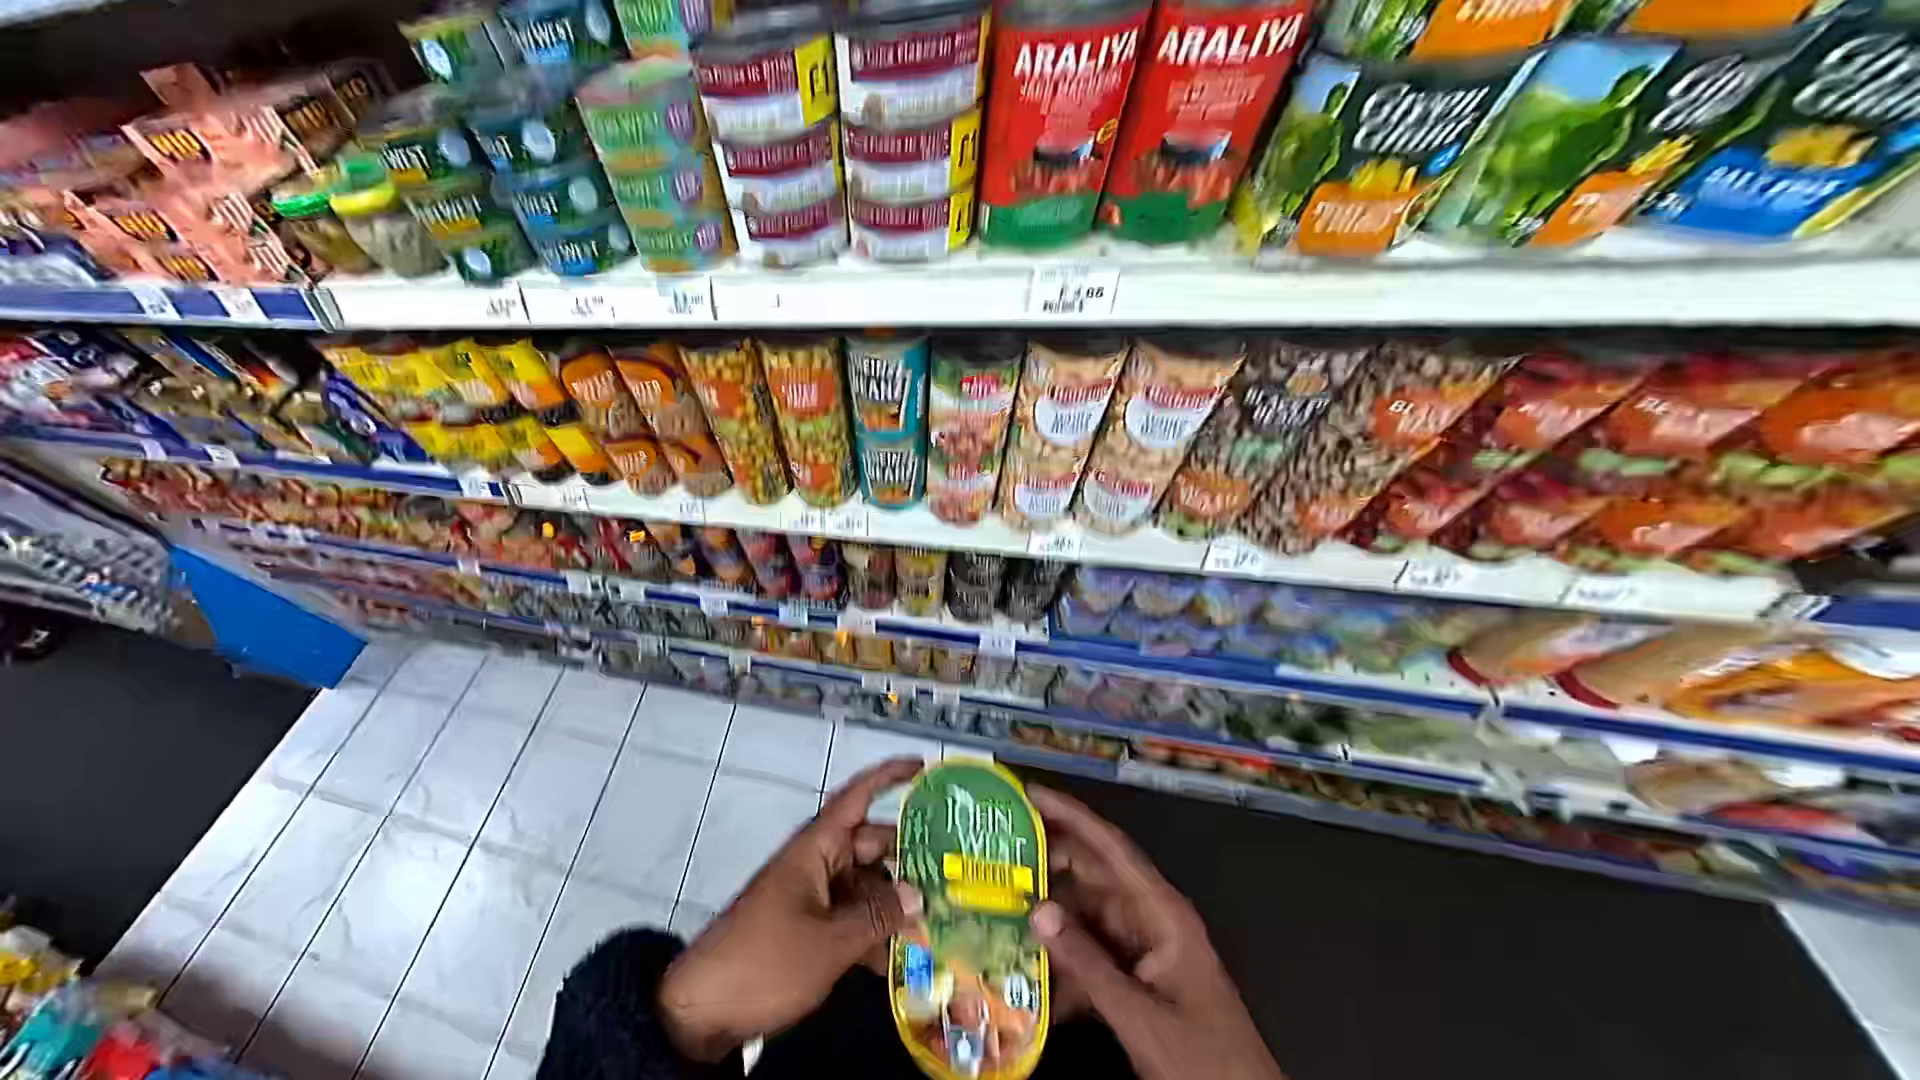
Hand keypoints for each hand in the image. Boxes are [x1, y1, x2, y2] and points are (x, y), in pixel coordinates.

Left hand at [658, 757, 923, 1062]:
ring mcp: (811, 896)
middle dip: (908, 859)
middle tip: (951, 873)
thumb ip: (878, 916)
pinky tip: (899, 958)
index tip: (922, 767)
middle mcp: (817, 863)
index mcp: (816, 849)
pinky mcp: (806, 928)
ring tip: (935, 922)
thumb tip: (918, 894)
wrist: (699, 1013)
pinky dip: (872, 931)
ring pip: (864, 886)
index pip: (856, 798)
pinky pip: (849, 916)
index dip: (888, 777)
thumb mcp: (830, 942)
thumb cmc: (765, 961)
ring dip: (893, 903)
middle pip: (870, 846)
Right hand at [1028, 785, 1284, 1079]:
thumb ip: (1088, 965)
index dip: (1072, 815)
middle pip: (1094, 874)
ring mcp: (1144, 947)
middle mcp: (1151, 917)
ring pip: (1088, 914)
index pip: (1111, 847)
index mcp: (1161, 911)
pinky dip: (1066, 959)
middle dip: (1050, 862)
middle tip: (1000, 855)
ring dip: (1052, 916)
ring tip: (1003, 907)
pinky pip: (1094, 951)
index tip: (1032, 795)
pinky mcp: (1138, 975)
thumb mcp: (1141, 1016)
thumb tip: (1037, 913)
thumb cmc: (1203, 1058)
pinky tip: (1034, 974)